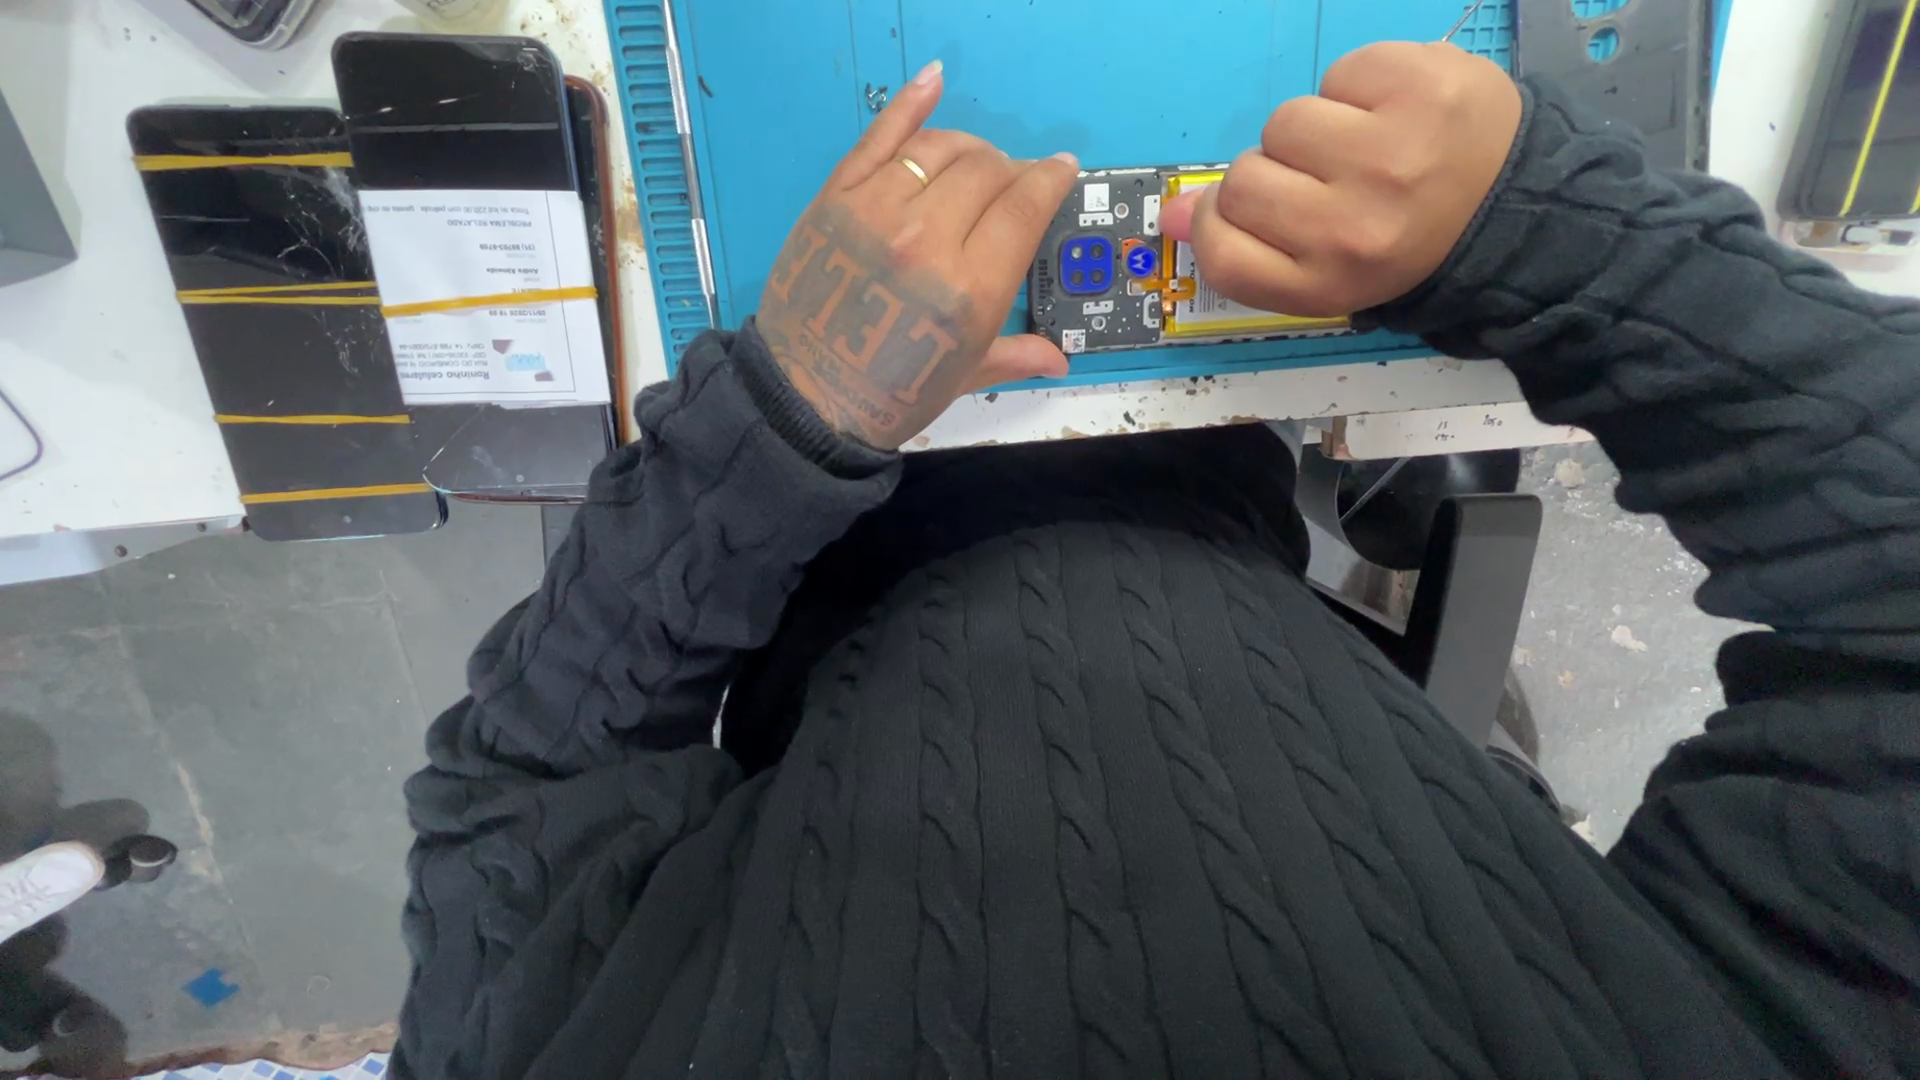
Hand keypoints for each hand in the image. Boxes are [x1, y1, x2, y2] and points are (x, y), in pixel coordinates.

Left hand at [756, 61, 1079, 449]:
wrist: (807, 399)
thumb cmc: (893, 395)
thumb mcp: (962, 378)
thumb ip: (1015, 355)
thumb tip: (1059, 359)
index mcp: (972, 289)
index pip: (1025, 206)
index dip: (1050, 181)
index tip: (1060, 171)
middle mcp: (930, 238)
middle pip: (988, 171)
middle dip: (1012, 172)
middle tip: (1011, 187)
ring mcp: (878, 210)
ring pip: (941, 149)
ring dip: (970, 148)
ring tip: (976, 164)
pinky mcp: (837, 197)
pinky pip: (879, 137)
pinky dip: (910, 104)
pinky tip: (934, 80)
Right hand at [1160, 42, 1521, 317]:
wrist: (1512, 211)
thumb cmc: (1394, 250)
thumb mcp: (1316, 276)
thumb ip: (1240, 250)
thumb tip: (1170, 210)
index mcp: (1320, 284)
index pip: (1220, 250)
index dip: (1213, 225)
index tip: (1239, 214)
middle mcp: (1349, 227)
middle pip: (1242, 181)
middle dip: (1268, 175)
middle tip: (1318, 184)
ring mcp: (1388, 152)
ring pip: (1284, 122)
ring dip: (1308, 131)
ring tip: (1357, 147)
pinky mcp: (1422, 84)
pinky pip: (1340, 73)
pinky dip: (1354, 88)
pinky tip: (1387, 113)